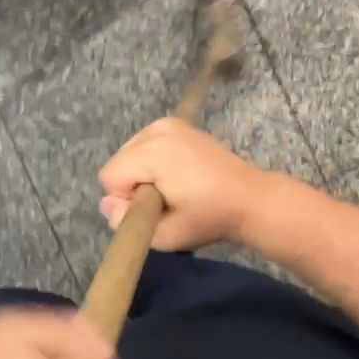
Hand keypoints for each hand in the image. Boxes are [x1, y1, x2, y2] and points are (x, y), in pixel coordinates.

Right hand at [97, 118, 278, 251]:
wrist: (251, 199)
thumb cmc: (210, 218)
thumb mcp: (165, 235)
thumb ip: (127, 222)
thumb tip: (107, 205)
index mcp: (152, 151)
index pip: (110, 176)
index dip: (126, 200)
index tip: (154, 209)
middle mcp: (157, 130)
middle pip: (119, 162)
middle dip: (132, 185)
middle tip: (165, 201)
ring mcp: (169, 124)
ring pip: (130, 153)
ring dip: (142, 174)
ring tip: (173, 189)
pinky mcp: (178, 125)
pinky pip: (146, 146)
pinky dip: (153, 162)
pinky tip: (178, 176)